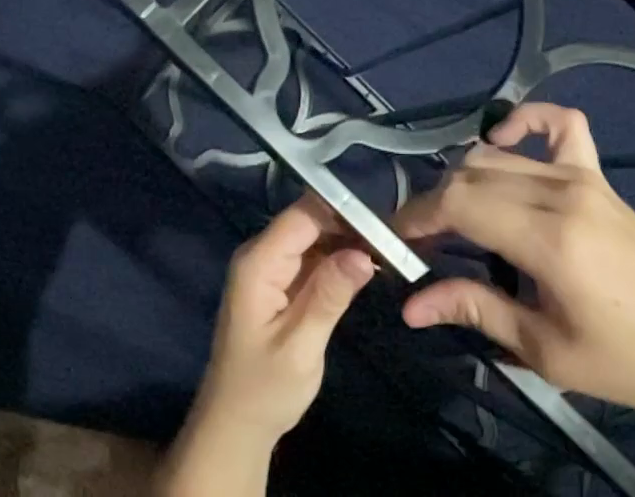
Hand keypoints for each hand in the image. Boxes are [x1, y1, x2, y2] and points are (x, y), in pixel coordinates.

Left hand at [195, 195, 377, 441]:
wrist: (237, 423)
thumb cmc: (264, 389)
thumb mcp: (300, 346)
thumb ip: (328, 296)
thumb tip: (363, 253)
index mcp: (258, 263)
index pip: (302, 216)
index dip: (342, 211)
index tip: (385, 219)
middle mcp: (261, 256)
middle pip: (310, 221)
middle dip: (351, 224)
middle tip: (397, 237)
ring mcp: (271, 269)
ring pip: (315, 237)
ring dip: (349, 241)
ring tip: (393, 248)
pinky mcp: (282, 284)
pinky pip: (313, 258)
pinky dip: (340, 259)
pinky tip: (371, 265)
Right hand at [392, 103, 634, 421]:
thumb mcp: (548, 350)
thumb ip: (476, 310)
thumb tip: (411, 305)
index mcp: (548, 239)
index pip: (457, 203)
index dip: (415, 217)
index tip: (393, 242)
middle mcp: (560, 193)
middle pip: (468, 175)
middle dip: (431, 204)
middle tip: (419, 245)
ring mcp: (582, 177)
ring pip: (495, 155)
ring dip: (461, 180)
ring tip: (453, 221)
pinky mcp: (598, 176)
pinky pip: (559, 124)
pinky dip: (524, 120)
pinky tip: (503, 139)